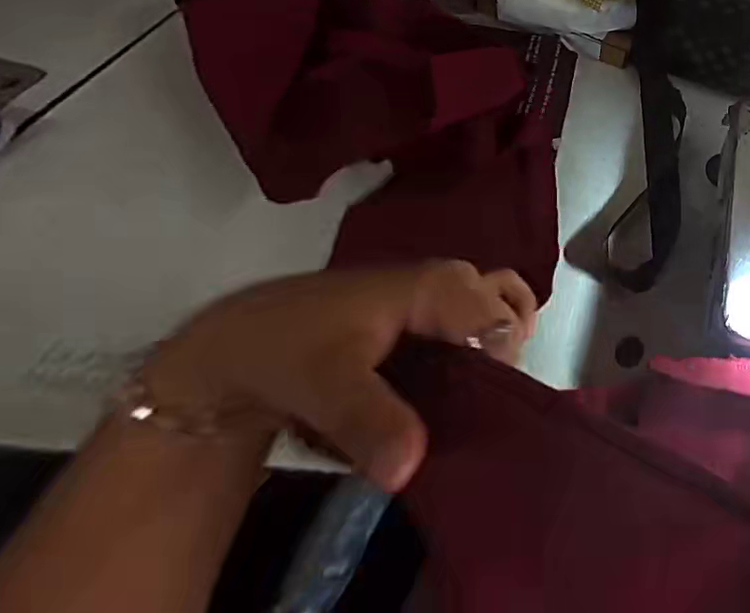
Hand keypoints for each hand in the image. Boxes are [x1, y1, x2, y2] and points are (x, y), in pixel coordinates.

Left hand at [140, 260, 537, 491]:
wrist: (240, 340)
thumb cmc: (287, 350)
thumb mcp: (324, 387)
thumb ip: (370, 422)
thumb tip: (411, 470)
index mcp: (441, 285)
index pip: (502, 325)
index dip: (493, 372)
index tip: (464, 413)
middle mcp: (456, 279)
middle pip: (510, 317)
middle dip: (499, 363)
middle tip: (463, 408)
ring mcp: (448, 291)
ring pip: (505, 310)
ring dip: (499, 351)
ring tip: (469, 394)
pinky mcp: (435, 309)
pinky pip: (486, 315)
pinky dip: (489, 342)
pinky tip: (464, 379)